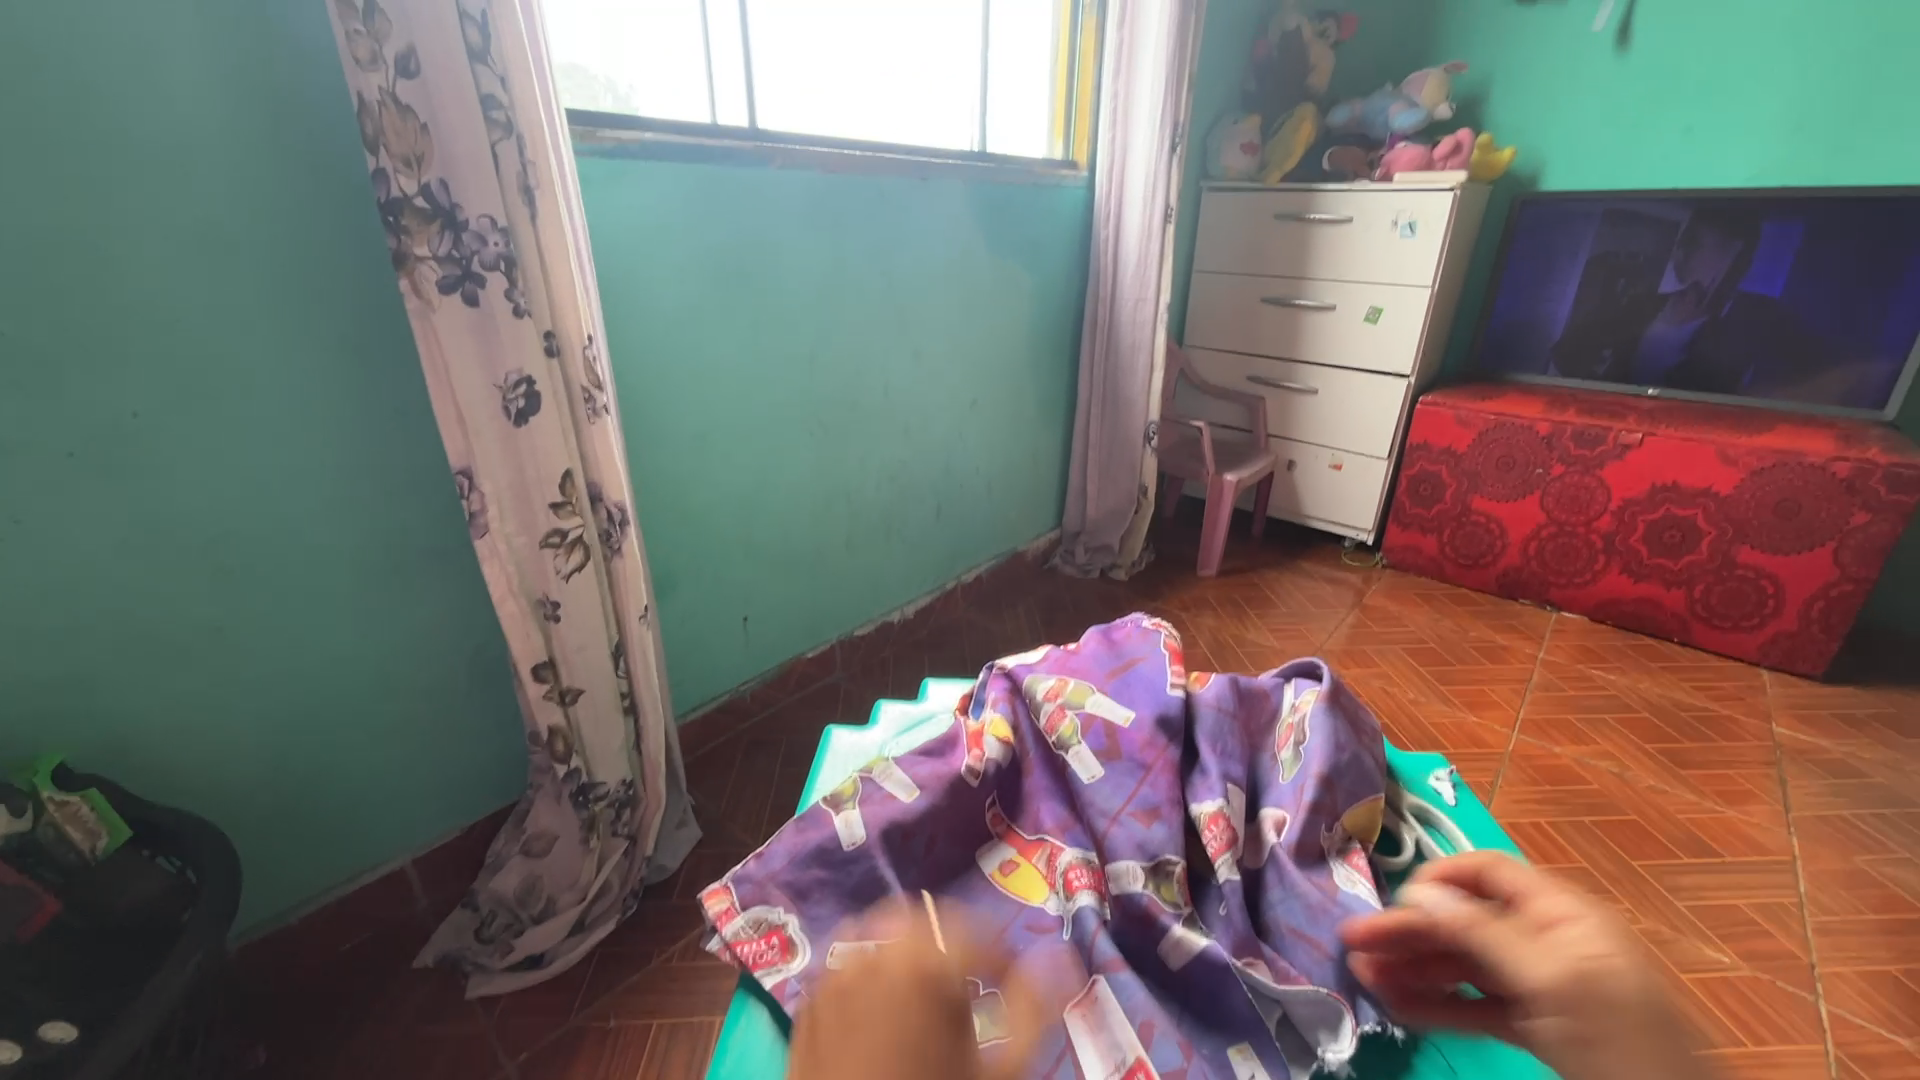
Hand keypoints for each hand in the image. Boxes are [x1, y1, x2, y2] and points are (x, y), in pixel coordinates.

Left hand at [787, 900, 1063, 1079]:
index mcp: (926, 962)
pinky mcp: (806, 1004)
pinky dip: (866, 973)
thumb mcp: (1001, 1072)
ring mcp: (832, 975)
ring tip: (923, 990)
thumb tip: (1065, 958)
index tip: (1010, 985)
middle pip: (918, 919)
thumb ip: (1035, 1010)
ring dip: (903, 949)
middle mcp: (875, 952)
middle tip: (966, 981)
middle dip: (946, 941)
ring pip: (875, 933)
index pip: (975, 933)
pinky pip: (841, 965)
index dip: (1001, 959)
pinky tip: (880, 1009)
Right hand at [1340, 852, 1702, 1079]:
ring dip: (1412, 968)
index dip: (1440, 878)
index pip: (1488, 872)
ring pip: (1462, 965)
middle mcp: (1546, 940)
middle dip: (1409, 930)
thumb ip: (1485, 931)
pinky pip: (1474, 1004)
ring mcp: (1540, 985)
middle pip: (1464, 921)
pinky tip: (1396, 1005)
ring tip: (1362, 975)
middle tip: (1354, 941)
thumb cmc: (1622, 1039)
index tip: (1395, 899)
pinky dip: (1436, 1003)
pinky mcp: (1535, 1026)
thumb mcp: (1554, 980)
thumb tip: (1421, 891)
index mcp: (1562, 914)